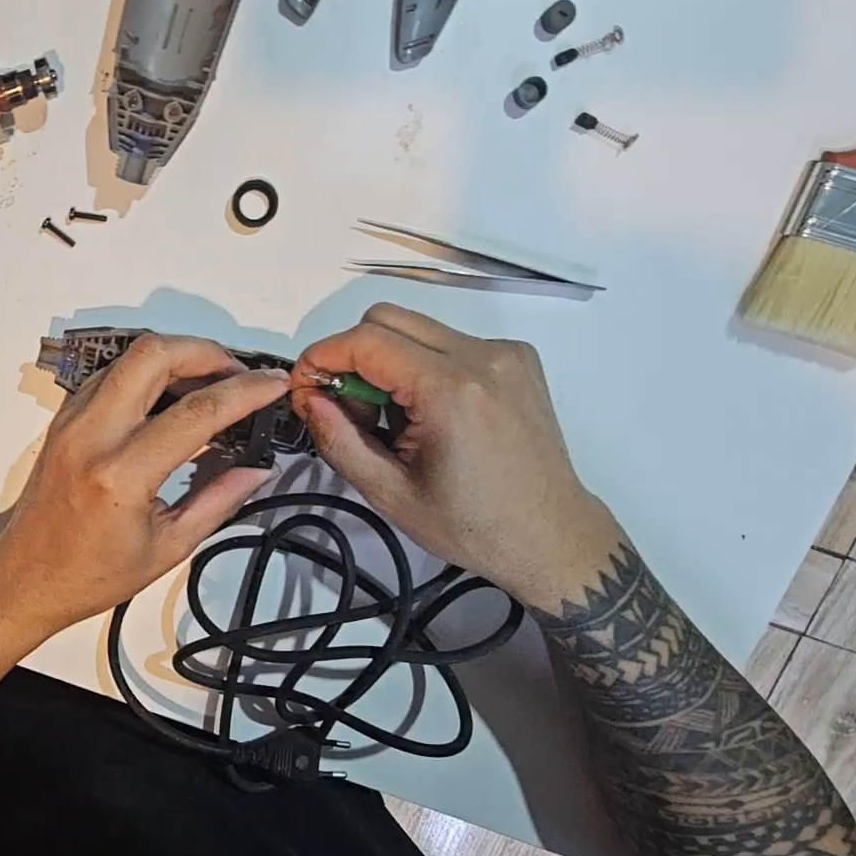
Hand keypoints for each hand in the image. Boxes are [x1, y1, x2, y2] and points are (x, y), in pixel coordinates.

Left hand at [0, 334, 291, 635]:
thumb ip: (218, 500)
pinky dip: (149, 372)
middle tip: (239, 374)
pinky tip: (173, 396)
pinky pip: (113, 374)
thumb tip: (258, 468)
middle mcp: (91, 436)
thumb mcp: (168, 548)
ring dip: (179, 356)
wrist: (26, 576)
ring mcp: (73, 421)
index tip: (273, 385)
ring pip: (131, 357)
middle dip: (208, 351)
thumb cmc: (89, 573)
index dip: (244, 392)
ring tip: (213, 383)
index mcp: (120, 476)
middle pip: (154, 355)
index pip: (195, 413)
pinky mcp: (65, 417)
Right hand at [292, 304, 624, 608]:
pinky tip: (427, 413)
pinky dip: (419, 365)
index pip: (366, 341)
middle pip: (386, 318)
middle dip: (351, 356)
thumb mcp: (388, 493)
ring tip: (392, 418)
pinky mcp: (515, 358)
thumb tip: (309, 398)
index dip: (322, 357)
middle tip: (346, 407)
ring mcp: (504, 353)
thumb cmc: (471, 525)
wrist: (550, 536)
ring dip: (385, 362)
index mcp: (451, 391)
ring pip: (416, 327)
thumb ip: (338, 439)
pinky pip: (446, 341)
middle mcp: (482, 357)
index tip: (305, 387)